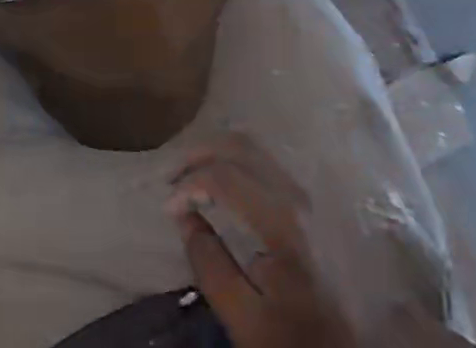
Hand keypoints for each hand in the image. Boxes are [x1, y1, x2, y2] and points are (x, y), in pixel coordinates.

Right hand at [168, 134, 355, 347]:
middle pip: (240, 146)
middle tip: (171, 178)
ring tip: (190, 176)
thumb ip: (209, 264)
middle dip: (198, 155)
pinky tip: (219, 179)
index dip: (187, 185)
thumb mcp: (244, 318)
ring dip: (216, 154)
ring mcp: (306, 192)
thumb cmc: (295, 336)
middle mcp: (297, 193)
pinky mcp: (308, 199)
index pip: (223, 176)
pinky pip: (265, 161)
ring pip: (254, 148)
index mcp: (282, 220)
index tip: (167, 209)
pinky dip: (234, 160)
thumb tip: (183, 216)